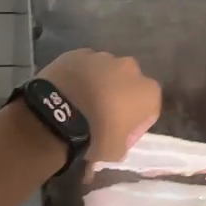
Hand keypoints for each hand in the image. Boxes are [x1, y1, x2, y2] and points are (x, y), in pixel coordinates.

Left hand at [40, 49, 160, 162]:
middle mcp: (131, 68)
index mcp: (148, 91)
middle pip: (128, 85)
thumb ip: (122, 144)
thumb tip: (115, 142)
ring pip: (106, 72)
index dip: (135, 123)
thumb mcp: (116, 152)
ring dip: (99, 84)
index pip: (148, 109)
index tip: (120, 134)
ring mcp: (103, 57)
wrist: (57, 115)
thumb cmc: (96, 135)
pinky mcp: (79, 53)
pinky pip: (84, 66)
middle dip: (119, 97)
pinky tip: (69, 91)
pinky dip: (80, 76)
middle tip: (101, 116)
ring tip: (81, 103)